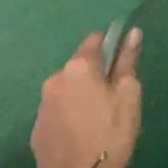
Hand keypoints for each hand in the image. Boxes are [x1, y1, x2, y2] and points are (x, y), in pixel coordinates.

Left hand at [32, 30, 142, 167]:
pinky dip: (68, 116)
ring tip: (96, 120)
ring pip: (67, 90)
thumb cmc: (109, 135)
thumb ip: (128, 61)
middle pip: (79, 66)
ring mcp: (42, 106)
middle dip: (94, 75)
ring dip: (79, 96)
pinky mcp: (36, 131)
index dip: (110, 47)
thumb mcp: (128, 95)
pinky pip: (57, 112)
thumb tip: (132, 32)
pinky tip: (80, 135)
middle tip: (112, 98)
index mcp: (79, 67)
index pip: (95, 39)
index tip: (121, 66)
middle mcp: (55, 79)